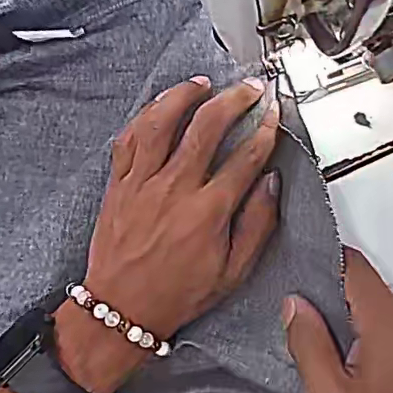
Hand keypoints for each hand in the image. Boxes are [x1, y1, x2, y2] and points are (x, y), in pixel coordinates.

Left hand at [55, 76, 282, 392]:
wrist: (122, 308)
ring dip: (185, 95)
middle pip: (207, 127)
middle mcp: (174, 190)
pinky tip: (160, 106)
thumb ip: (257, 225)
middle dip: (234, 100)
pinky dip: (145, 115)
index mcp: (207, 212)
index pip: (245, 157)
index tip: (273, 115)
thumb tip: (272, 185)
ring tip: (203, 84)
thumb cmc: (175, 292)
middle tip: (248, 90)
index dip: (265, 130)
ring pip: (163, 122)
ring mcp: (142, 183)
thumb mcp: (232, 272)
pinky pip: (129, 138)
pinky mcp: (119, 184)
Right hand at [283, 247, 392, 392]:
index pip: (351, 263)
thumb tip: (294, 303)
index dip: (319, 261)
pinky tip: (351, 368)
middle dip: (327, 301)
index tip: (291, 274)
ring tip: (323, 354)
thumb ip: (309, 344)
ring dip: (347, 323)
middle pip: (360, 286)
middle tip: (298, 327)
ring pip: (373, 308)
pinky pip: (389, 326)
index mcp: (388, 319)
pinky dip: (366, 337)